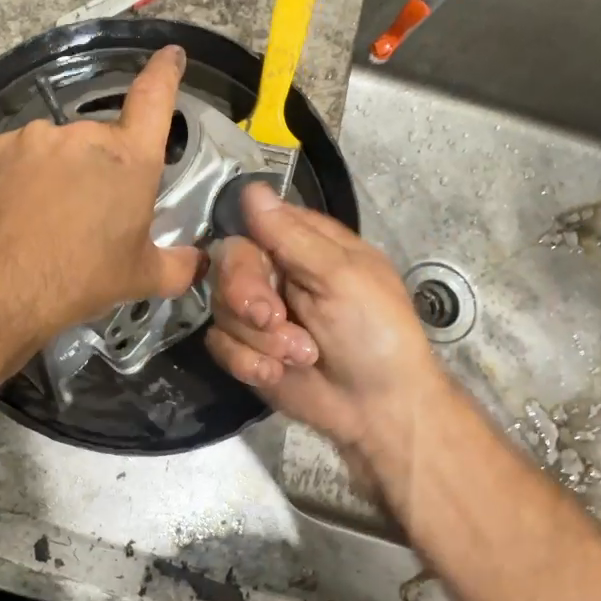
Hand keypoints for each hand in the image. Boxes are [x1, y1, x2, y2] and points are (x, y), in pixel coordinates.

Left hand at [0, 45, 204, 359]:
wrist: (3, 290)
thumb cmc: (82, 280)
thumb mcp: (143, 277)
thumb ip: (182, 264)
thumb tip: (200, 262)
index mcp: (131, 158)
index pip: (155, 97)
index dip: (165, 72)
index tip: (170, 55)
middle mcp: (86, 134)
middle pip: (104, 140)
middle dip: (103, 168)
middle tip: (92, 212)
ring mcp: (39, 135)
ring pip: (61, 147)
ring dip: (63, 169)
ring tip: (50, 214)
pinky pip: (24, 153)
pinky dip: (27, 173)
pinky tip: (21, 207)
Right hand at [205, 181, 440, 454]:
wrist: (380, 412)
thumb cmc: (377, 333)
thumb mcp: (342, 277)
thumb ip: (291, 236)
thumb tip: (251, 188)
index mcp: (302, 244)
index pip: (250, 225)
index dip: (247, 250)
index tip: (264, 272)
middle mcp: (276, 272)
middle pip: (227, 267)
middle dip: (246, 299)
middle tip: (273, 320)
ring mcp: (258, 314)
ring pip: (221, 309)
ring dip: (259, 339)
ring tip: (302, 356)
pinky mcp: (246, 351)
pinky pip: (219, 345)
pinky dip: (248, 363)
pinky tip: (276, 374)